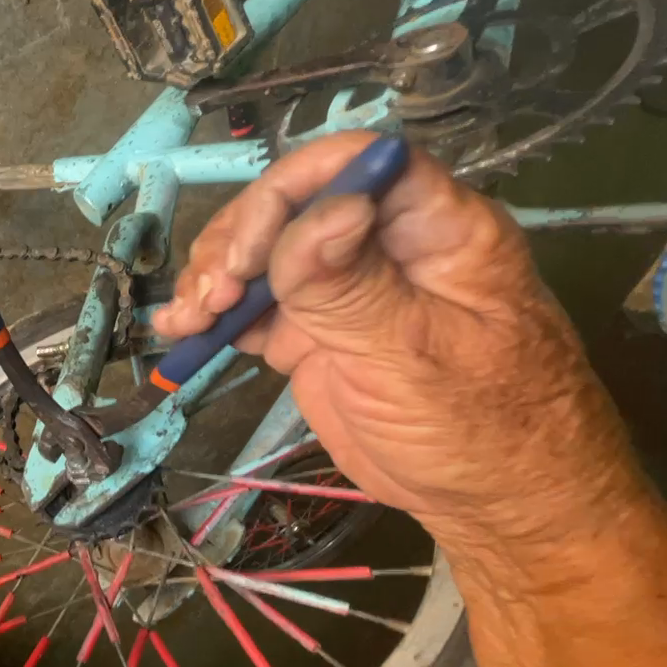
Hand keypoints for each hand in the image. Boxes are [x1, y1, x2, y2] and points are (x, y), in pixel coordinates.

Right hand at [153, 133, 644, 561]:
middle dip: (234, 244)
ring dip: (210, 280)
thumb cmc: (480, 428)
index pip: (356, 167)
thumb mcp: (414, 355)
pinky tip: (180, 331)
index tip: (246, 255)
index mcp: (433, 232)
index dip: (289, 193)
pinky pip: (248, 308)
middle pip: (288, 206)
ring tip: (188, 322)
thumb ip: (355, 286)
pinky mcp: (306, 332)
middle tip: (209, 300)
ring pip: (257, 254)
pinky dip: (208, 315)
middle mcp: (378, 247)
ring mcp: (338, 291)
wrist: (485, 499)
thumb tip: (327, 209)